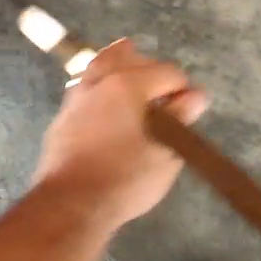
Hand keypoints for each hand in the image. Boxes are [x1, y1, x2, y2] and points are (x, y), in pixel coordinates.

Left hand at [32, 41, 209, 229]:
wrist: (71, 203)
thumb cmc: (125, 178)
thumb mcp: (164, 152)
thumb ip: (180, 118)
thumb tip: (197, 95)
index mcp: (128, 84)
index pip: (166, 72)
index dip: (184, 88)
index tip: (191, 107)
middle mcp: (100, 81)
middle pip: (130, 57)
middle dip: (152, 69)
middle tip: (167, 93)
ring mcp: (77, 97)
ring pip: (101, 65)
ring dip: (120, 66)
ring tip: (135, 75)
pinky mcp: (62, 116)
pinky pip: (86, 87)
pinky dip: (101, 85)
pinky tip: (107, 102)